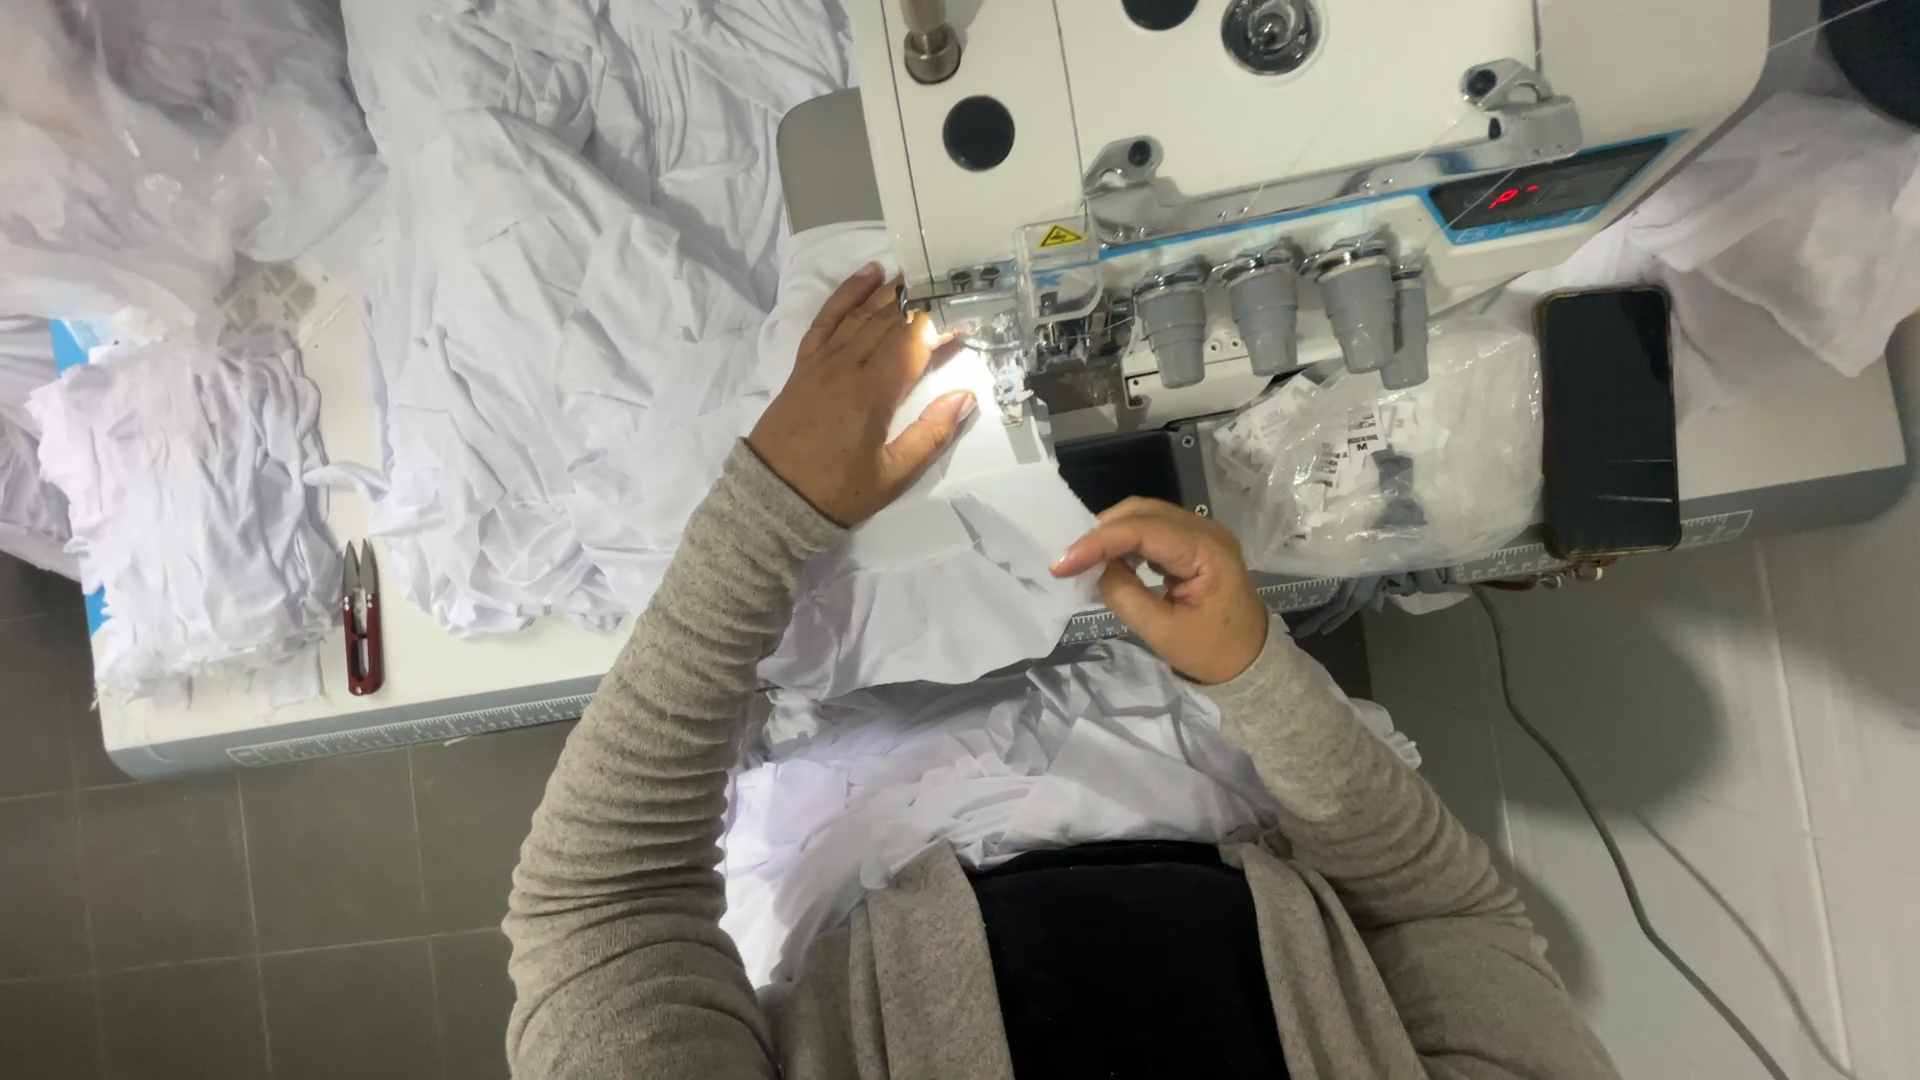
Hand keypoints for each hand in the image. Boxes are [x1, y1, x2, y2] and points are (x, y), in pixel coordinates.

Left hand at [748, 263, 973, 525]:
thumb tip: (965, 397)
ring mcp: (822, 360)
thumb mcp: (893, 475)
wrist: (773, 498)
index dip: (941, 325)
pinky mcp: (804, 363)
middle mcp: (846, 366)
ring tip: (919, 272)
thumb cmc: (837, 491)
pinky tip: (868, 274)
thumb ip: (930, 435)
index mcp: (872, 393)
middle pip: (889, 320)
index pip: (913, 342)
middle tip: (951, 286)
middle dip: (922, 302)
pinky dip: (847, 292)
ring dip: (891, 290)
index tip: (966, 318)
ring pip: (862, 313)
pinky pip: (827, 318)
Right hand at [1051, 498, 1269, 683]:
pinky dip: (1124, 540)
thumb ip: (1124, 595)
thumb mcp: (1162, 632)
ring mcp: (1200, 534)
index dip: (1098, 543)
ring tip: (1082, 559)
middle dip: (1100, 531)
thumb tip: (1095, 569)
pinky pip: (1151, 529)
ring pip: (1144, 515)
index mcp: (1207, 551)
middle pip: (1142, 511)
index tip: (1062, 564)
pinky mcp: (1191, 543)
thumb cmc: (1212, 652)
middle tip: (1069, 559)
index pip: (1143, 530)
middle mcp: (1205, 530)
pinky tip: (1107, 558)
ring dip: (1110, 533)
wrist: (1250, 662)